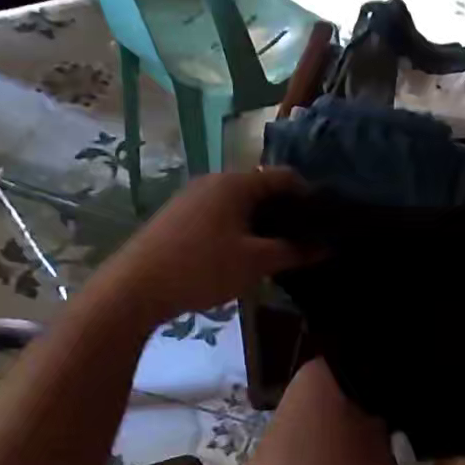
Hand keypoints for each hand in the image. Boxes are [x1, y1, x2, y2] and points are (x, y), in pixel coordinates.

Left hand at [121, 167, 314, 314]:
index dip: (310, 195)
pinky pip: (223, 214)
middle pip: (262, 188)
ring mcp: (194, 197)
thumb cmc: (203, 268)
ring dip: (265, 222)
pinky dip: (243, 228)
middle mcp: (214, 181)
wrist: (137, 287)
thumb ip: (294, 252)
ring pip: (241, 203)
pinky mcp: (181, 216)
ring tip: (283, 249)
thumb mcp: (256, 262)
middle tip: (309, 239)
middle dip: (288, 211)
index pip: (285, 176)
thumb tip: (327, 247)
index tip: (327, 221)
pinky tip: (249, 254)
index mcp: (236, 183)